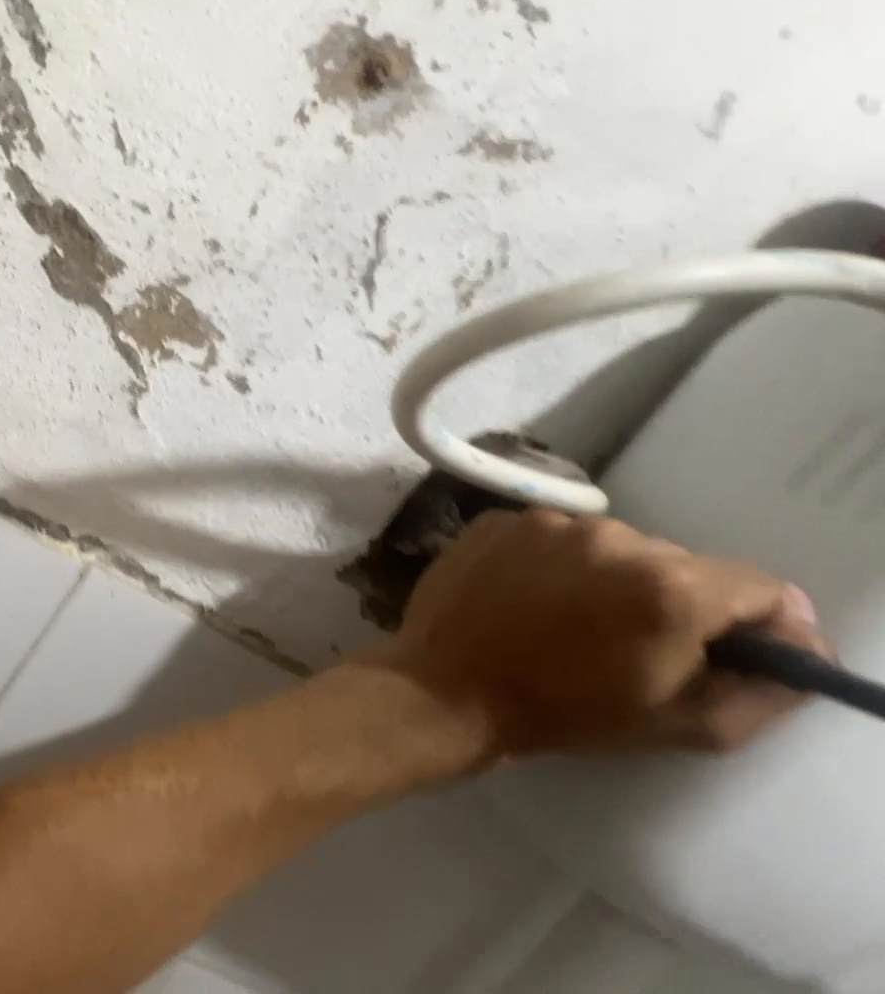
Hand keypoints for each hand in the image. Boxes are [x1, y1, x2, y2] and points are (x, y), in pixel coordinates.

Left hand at [379, 508, 828, 756]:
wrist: (443, 689)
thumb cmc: (562, 711)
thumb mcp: (683, 721)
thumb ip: (765, 687)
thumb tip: (798, 648)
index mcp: (670, 586)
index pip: (756, 587)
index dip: (754, 623)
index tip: (727, 649)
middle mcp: (612, 538)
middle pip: (678, 564)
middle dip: (671, 601)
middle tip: (629, 643)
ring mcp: (546, 523)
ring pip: (611, 547)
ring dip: (606, 578)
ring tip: (568, 621)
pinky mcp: (495, 520)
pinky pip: (550, 538)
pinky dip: (551, 563)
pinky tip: (526, 597)